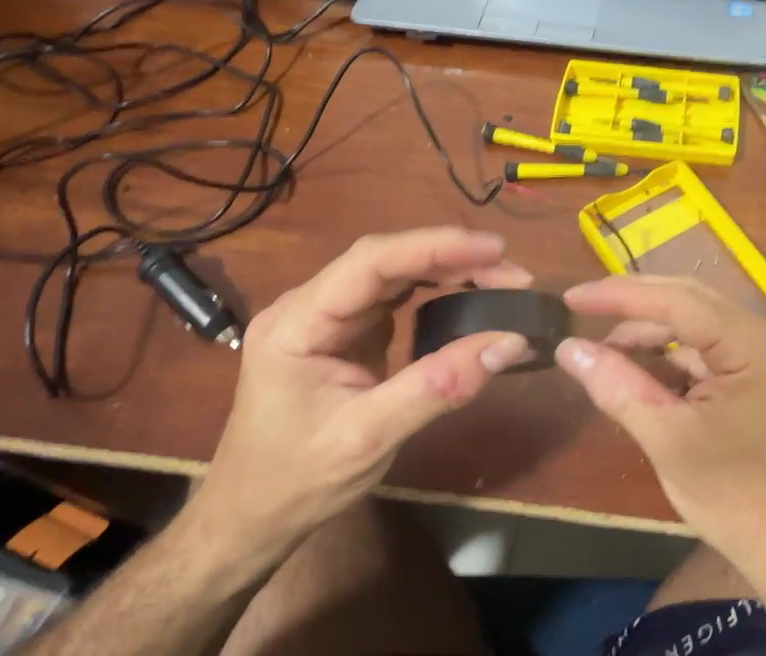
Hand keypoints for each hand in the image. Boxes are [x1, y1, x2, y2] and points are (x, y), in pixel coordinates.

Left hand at [193, 229, 532, 554]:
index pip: (371, 261)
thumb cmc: (295, 481)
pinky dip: (439, 290)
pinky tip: (470, 294)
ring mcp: (328, 318)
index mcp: (297, 323)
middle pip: (387, 260)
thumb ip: (436, 387)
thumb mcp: (368, 439)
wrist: (251, 519)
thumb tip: (510, 342)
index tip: (494, 249)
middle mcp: (308, 306)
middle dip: (453, 258)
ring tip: (503, 280)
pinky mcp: (347, 332)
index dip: (435, 247)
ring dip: (450, 270)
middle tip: (515, 275)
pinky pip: (397, 296)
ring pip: (396, 273)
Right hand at [553, 276, 765, 574]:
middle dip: (632, 306)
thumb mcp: (667, 439)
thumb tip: (568, 348)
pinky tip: (632, 368)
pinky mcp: (749, 375)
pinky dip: (664, 356)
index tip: (571, 297)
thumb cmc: (732, 494)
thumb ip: (619, 387)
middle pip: (687, 302)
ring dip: (646, 334)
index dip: (621, 295)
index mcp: (752, 343)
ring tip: (599, 350)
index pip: (679, 301)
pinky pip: (699, 350)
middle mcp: (761, 335)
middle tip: (578, 309)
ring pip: (691, 325)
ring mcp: (758, 355)